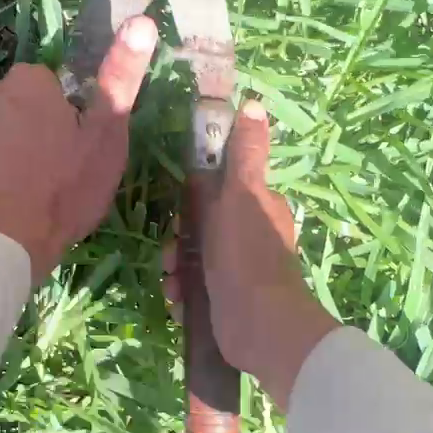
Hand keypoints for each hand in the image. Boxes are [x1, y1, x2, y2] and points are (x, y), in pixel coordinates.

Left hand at [0, 17, 157, 283]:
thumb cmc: (61, 190)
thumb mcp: (106, 138)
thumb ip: (121, 79)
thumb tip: (143, 20)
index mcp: (29, 83)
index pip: (50, 87)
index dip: (67, 119)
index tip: (75, 152)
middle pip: (19, 107)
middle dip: (34, 132)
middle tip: (55, 177)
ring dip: (8, 154)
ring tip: (27, 196)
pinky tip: (1, 207)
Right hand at [166, 100, 339, 406]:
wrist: (259, 326)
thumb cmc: (247, 255)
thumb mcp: (243, 194)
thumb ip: (245, 154)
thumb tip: (253, 105)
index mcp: (259, 208)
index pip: (218, 192)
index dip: (193, 202)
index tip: (180, 216)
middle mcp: (251, 238)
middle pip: (201, 229)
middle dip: (180, 242)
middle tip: (174, 256)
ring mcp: (240, 272)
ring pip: (194, 260)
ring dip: (177, 270)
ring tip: (175, 284)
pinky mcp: (228, 302)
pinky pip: (196, 289)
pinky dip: (184, 294)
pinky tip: (180, 303)